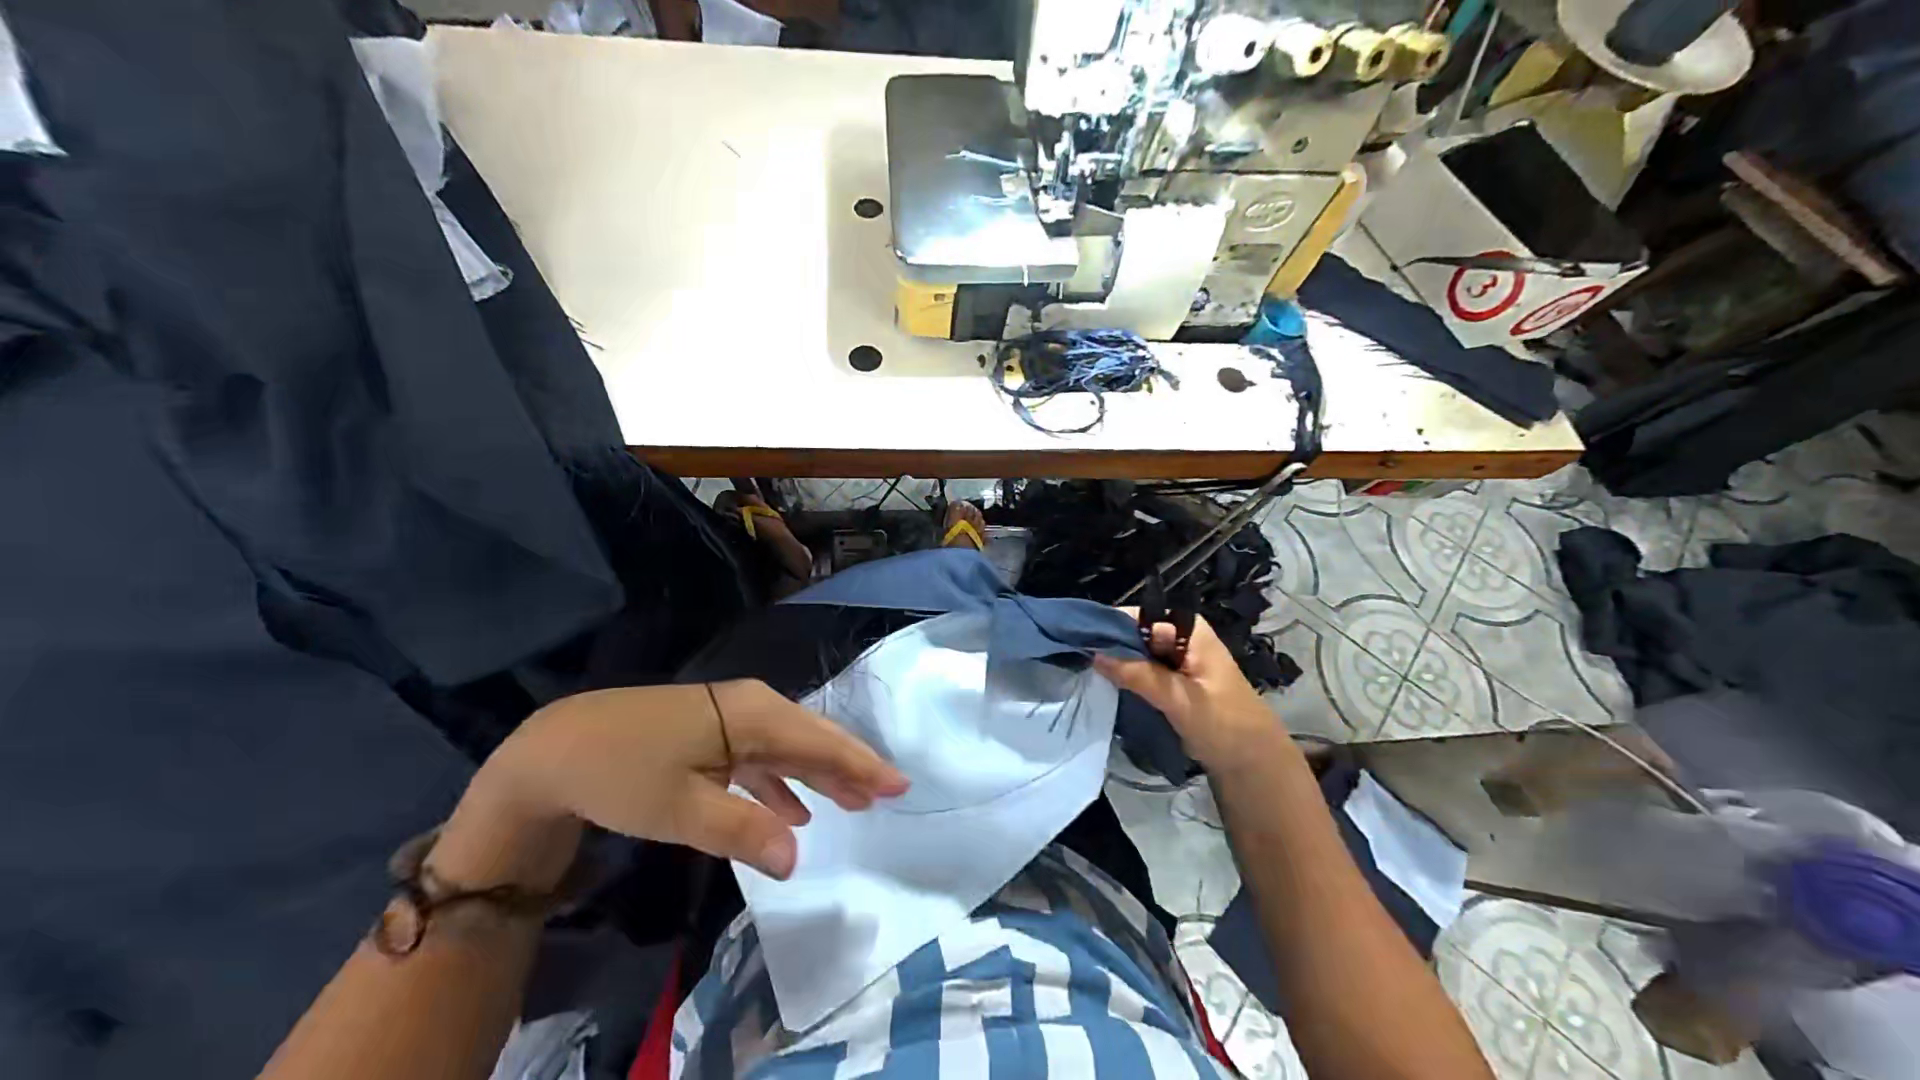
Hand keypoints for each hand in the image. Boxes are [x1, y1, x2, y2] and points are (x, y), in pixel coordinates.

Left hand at [431, 681, 908, 888]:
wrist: (553, 750)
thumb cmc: (622, 775)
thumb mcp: (683, 811)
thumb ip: (746, 831)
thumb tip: (798, 857)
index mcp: (752, 716)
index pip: (821, 742)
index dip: (861, 765)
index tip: (899, 785)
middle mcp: (749, 707)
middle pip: (812, 737)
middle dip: (849, 766)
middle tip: (886, 793)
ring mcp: (729, 716)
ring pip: (788, 746)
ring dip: (818, 775)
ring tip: (851, 803)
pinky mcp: (710, 730)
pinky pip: (760, 755)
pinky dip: (781, 781)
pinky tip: (794, 810)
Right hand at [1092, 612, 1292, 774]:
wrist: (1253, 764)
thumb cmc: (1223, 724)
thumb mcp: (1179, 698)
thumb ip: (1138, 674)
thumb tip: (1095, 654)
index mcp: (1189, 630)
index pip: (1139, 617)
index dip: (1109, 628)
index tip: (1080, 642)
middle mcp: (1182, 638)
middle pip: (1136, 633)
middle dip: (1110, 646)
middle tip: (1078, 660)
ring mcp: (1177, 661)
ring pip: (1137, 654)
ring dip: (1116, 664)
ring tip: (1086, 672)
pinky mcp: (1173, 682)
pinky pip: (1143, 671)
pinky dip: (1127, 678)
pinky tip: (1106, 685)